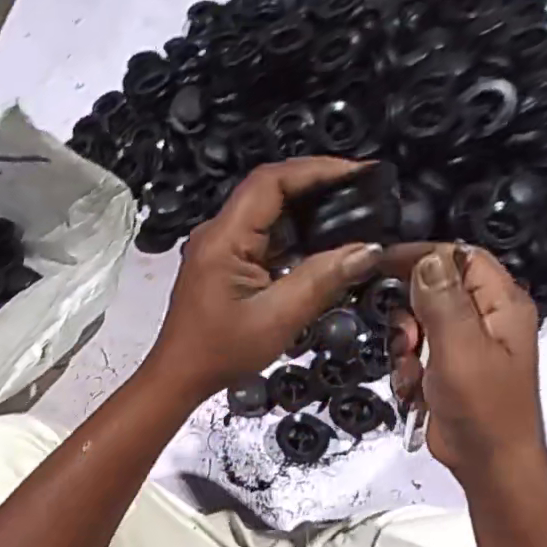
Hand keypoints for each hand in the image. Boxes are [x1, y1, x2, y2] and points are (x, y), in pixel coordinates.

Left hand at [139, 158, 384, 400]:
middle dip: (319, 190)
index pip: (271, 181)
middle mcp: (217, 235)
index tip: (356, 173)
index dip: (317, 169)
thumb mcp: (278, 319)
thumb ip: (323, 279)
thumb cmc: (215, 354)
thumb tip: (366, 251)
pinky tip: (321, 252)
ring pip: (270, 216)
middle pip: (272, 193)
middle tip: (361, 195)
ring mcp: (220, 249)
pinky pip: (264, 240)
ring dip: (309, 218)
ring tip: (351, 221)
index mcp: (223, 239)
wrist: (180, 377)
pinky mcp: (225, 265)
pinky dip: (295, 242)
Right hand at [384, 243, 546, 475]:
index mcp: (501, 306)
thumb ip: (443, 301)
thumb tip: (428, 259)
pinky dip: (407, 369)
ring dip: (405, 347)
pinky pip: (415, 354)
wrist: (487, 461)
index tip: (384, 264)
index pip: (460, 258)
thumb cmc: (487, 411)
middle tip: (408, 340)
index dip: (423, 257)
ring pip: (418, 324)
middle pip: (433, 290)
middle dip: (410, 314)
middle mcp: (485, 320)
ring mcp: (465, 345)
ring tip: (413, 370)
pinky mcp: (447, 369)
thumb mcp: (461, 349)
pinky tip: (414, 387)